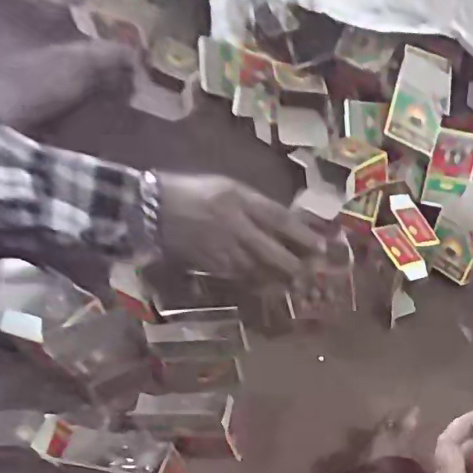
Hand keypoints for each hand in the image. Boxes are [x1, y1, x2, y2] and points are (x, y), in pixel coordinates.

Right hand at [155, 173, 326, 280]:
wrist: (150, 209)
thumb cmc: (193, 194)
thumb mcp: (228, 188)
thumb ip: (257, 206)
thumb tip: (288, 226)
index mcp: (239, 199)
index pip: (280, 220)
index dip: (303, 236)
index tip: (322, 247)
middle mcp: (235, 225)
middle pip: (275, 253)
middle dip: (297, 266)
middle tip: (312, 272)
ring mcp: (224, 249)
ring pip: (262, 271)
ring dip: (281, 279)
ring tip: (296, 282)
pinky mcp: (214, 266)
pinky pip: (245, 279)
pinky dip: (260, 283)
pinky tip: (269, 284)